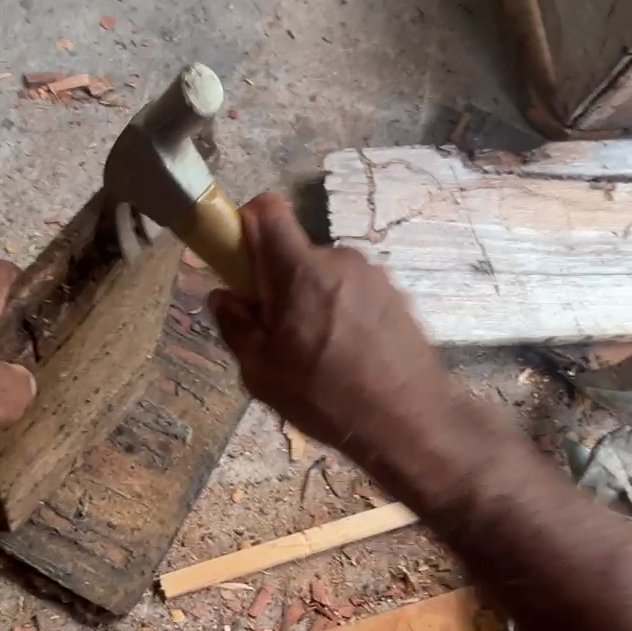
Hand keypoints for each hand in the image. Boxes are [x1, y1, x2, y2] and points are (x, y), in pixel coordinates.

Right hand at [208, 194, 449, 466]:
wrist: (409, 420)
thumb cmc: (324, 398)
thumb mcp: (261, 373)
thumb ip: (236, 327)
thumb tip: (222, 297)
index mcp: (300, 272)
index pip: (266, 210)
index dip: (245, 227)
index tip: (240, 268)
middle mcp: (339, 259)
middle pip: (293, 254)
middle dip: (278, 285)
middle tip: (277, 336)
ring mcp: (373, 274)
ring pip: (323, 276)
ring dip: (310, 303)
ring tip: (316, 355)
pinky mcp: (395, 294)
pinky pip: (351, 292)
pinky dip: (339, 314)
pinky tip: (346, 357)